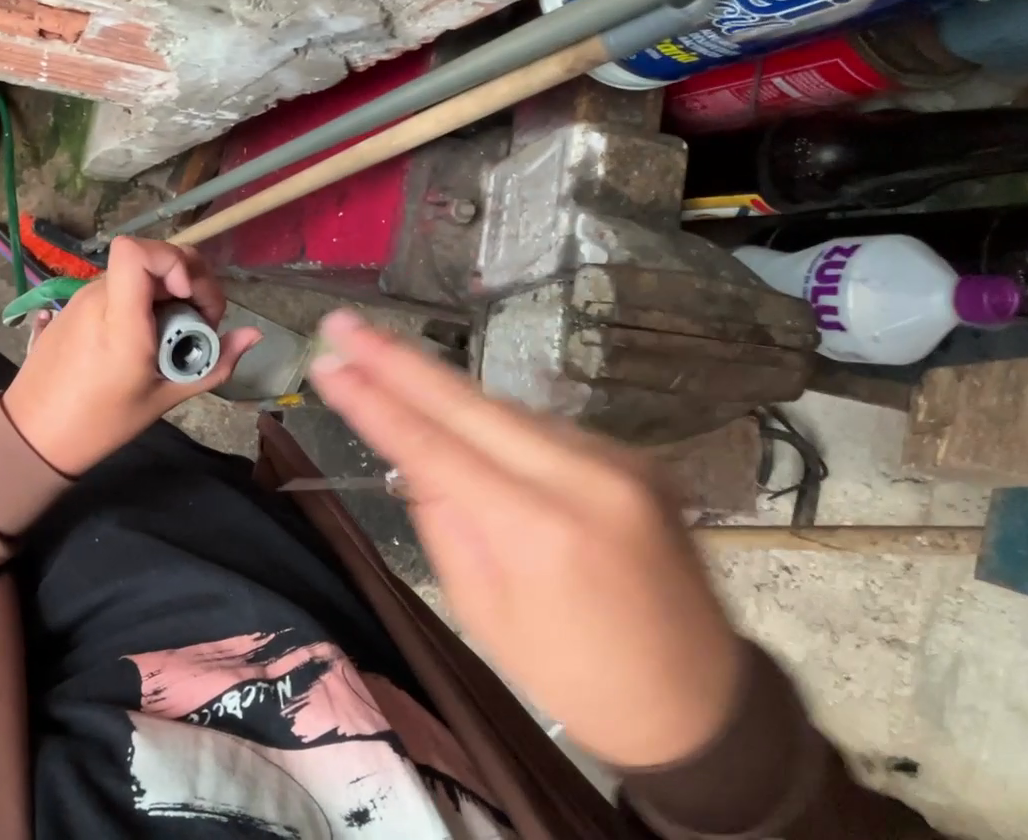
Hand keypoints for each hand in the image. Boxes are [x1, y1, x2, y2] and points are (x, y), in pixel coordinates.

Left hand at [2, 238, 261, 475]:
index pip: (136, 251)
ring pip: (136, 271)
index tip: (189, 297)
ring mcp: (81, 298)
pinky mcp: (74, 306)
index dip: (171, 261)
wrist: (35, 434)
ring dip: (167, 290)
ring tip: (178, 331)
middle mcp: (97, 297)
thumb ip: (213, 364)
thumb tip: (255, 335)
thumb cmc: (102, 422)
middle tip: (202, 319)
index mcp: (119, 320)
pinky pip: (118, 286)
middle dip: (187, 277)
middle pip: (149, 255)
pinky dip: (143, 298)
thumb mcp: (165, 397)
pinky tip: (149, 334)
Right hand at [308, 310, 742, 768]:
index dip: (372, 401)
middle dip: (397, 359)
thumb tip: (409, 455)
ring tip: (384, 363)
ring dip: (443, 391)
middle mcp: (585, 477)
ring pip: (504, 409)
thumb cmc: (570, 674)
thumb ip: (442, 520)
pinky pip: (541, 427)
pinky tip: (460, 419)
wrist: (701, 704)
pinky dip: (492, 421)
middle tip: (343, 323)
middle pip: (469, 403)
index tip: (326, 362)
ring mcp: (620, 461)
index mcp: (537, 528)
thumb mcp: (482, 608)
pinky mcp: (636, 458)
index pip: (432, 447)